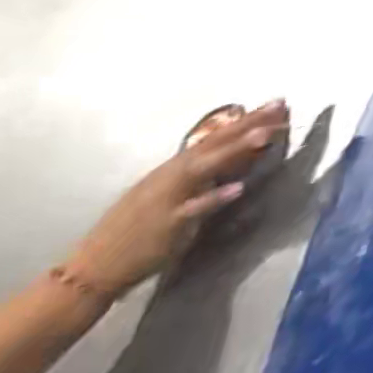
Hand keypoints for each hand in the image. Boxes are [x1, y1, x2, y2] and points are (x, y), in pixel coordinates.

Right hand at [64, 100, 289, 296]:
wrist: (91, 269)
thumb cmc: (134, 227)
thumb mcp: (171, 190)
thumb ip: (206, 172)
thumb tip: (245, 153)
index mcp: (175, 167)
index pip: (217, 136)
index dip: (248, 118)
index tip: (278, 103)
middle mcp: (173, 176)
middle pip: (216, 144)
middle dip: (249, 123)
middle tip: (281, 106)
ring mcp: (169, 198)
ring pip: (206, 168)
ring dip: (236, 150)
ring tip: (266, 135)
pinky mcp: (167, 225)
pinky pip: (193, 209)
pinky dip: (215, 198)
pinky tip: (239, 189)